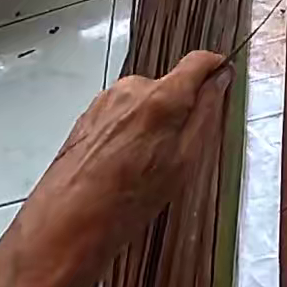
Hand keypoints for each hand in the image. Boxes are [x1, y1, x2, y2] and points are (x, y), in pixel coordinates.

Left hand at [33, 50, 230, 251]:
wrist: (65, 225)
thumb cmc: (127, 201)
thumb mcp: (184, 161)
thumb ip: (206, 113)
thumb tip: (221, 80)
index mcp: (162, 97)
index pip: (199, 60)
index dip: (215, 67)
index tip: (222, 78)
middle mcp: (133, 88)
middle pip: (171, 85)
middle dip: (180, 109)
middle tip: (178, 150)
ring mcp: (106, 99)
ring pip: (145, 101)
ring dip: (152, 122)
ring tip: (144, 166)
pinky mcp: (88, 114)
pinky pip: (122, 113)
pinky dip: (130, 131)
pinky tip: (122, 165)